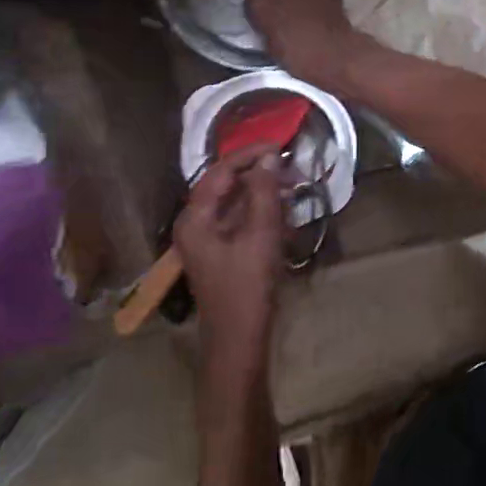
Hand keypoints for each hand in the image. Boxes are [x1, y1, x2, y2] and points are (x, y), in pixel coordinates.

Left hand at [174, 144, 286, 382]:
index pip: (220, 171)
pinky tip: (283, 214)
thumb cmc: (247, 286)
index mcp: (195, 218)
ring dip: (261, 193)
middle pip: (225, 185)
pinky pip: (238, 222)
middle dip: (258, 174)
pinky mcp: (220, 253)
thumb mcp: (260, 234)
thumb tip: (269, 158)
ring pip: (234, 204)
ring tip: (291, 187)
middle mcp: (194, 224)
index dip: (249, 154)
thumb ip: (263, 192)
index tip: (279, 145)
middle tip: (290, 167)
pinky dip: (259, 213)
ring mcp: (205, 240)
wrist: (239, 340)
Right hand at [246, 0, 366, 86]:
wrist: (336, 52)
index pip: (250, 0)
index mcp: (259, 1)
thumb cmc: (301, 57)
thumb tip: (270, 22)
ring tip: (295, 4)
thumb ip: (266, 26)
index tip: (263, 22)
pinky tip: (310, 2)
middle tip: (279, 11)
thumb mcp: (271, 45)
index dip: (257, 12)